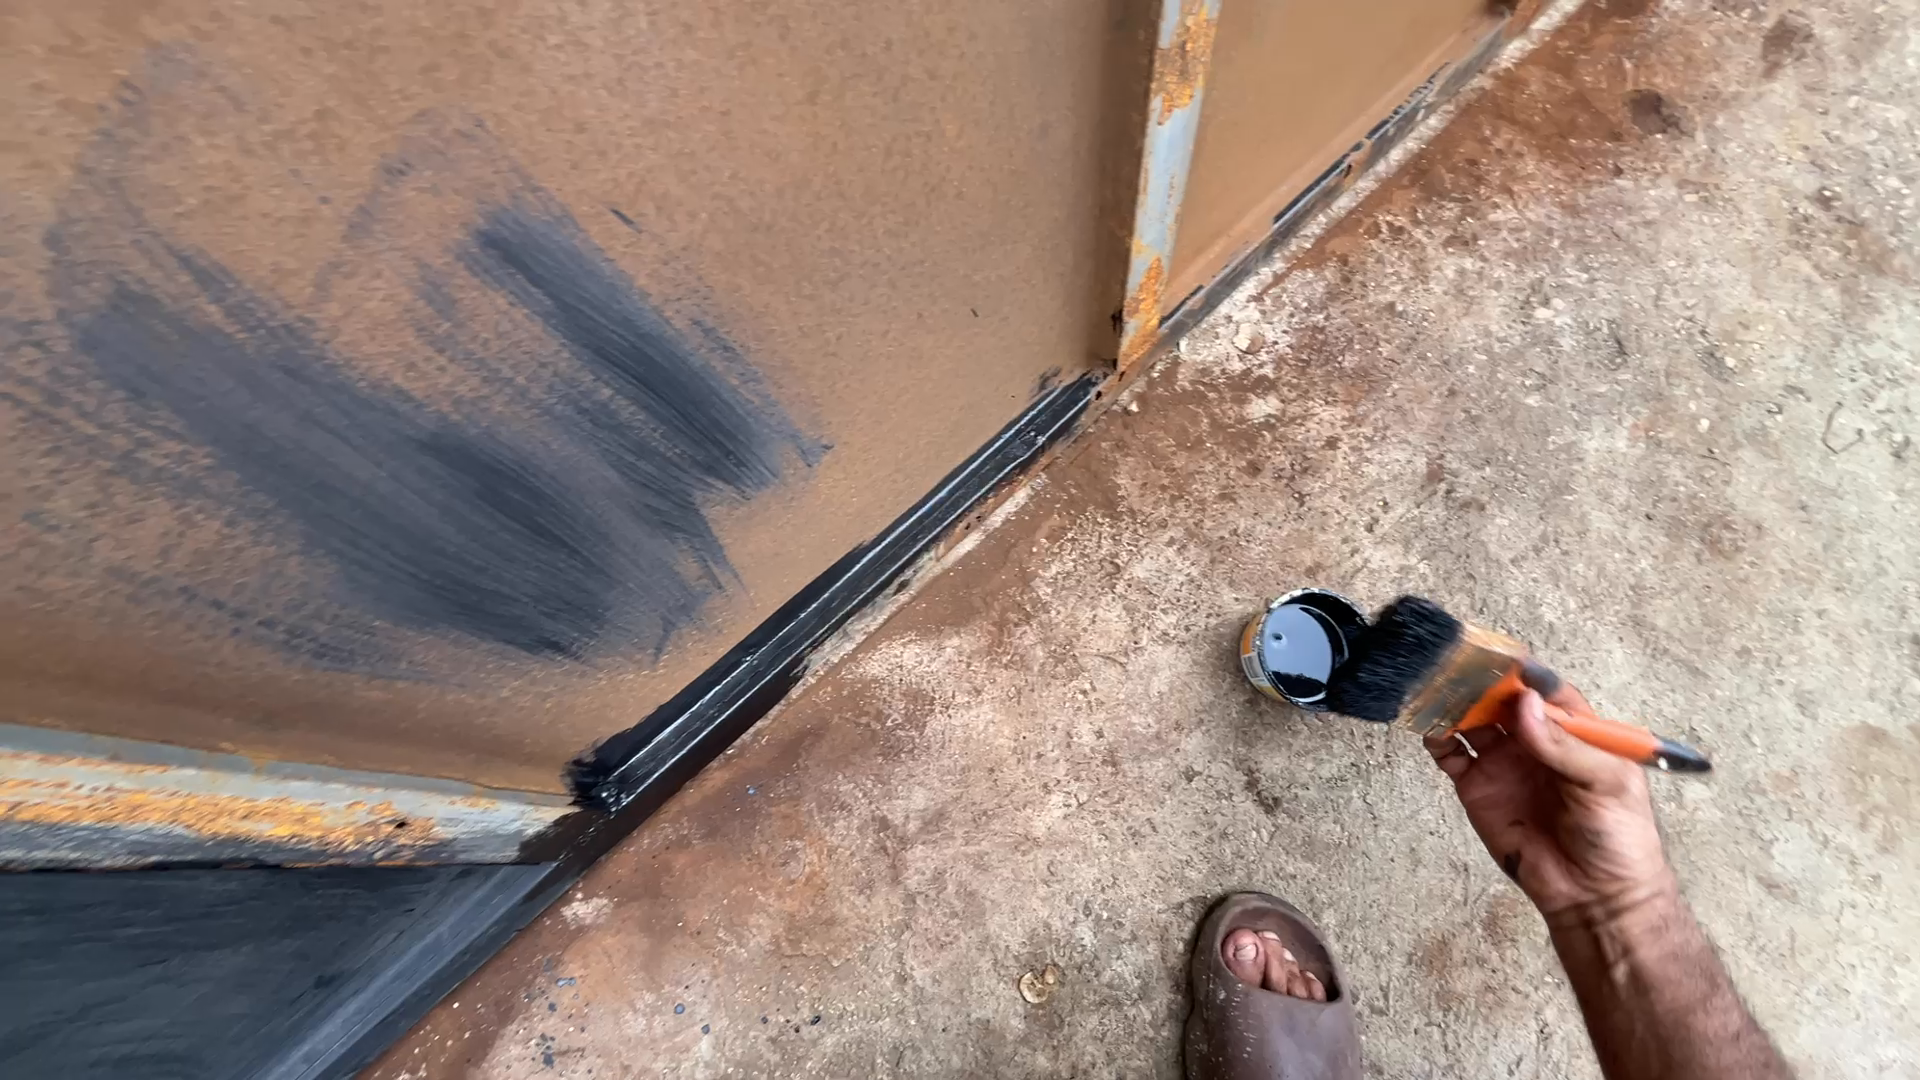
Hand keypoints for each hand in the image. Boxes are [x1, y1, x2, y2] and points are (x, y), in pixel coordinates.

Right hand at [1426, 663, 1675, 925]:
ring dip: (1452, 705)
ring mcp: (1501, 761)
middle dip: (1480, 685)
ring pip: (1469, 720)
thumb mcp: (1607, 786)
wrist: (1591, 896)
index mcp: (1574, 735)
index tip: (1503, 661)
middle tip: (1458, 670)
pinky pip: (1447, 752)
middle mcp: (1534, 742)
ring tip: (1435, 692)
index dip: (1526, 676)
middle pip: (1500, 701)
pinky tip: (1429, 728)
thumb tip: (1524, 702)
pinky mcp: (1474, 784)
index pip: (1548, 693)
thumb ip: (1565, 746)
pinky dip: (1434, 737)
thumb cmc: (1618, 839)